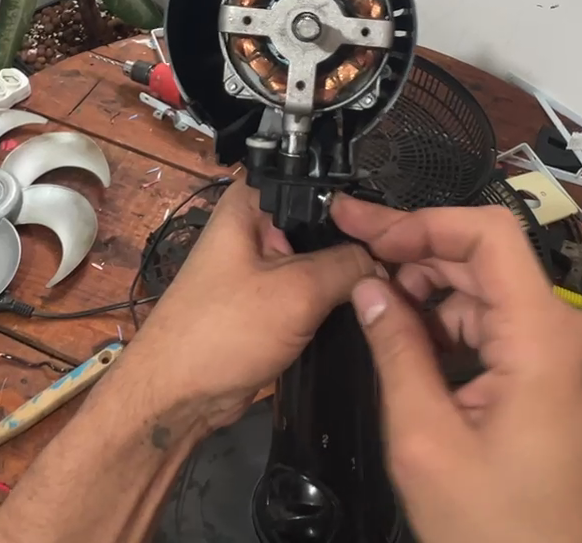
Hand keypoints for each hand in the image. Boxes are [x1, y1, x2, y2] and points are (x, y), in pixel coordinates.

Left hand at [120, 182, 374, 428]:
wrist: (178, 400)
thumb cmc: (224, 331)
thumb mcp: (297, 290)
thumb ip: (348, 265)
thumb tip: (387, 262)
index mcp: (251, 201)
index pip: (315, 180)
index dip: (357, 201)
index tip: (398, 225)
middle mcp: (256, 224)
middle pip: (322, 221)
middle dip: (358, 241)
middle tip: (404, 260)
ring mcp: (262, 264)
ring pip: (320, 258)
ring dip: (349, 273)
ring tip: (394, 283)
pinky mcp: (268, 300)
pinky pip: (311, 288)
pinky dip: (335, 298)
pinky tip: (367, 307)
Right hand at [330, 197, 581, 542]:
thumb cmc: (494, 531)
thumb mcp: (424, 439)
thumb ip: (395, 350)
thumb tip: (369, 286)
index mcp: (540, 337)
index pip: (486, 233)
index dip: (422, 222)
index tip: (369, 232)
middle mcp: (560, 331)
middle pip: (483, 254)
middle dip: (414, 245)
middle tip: (354, 240)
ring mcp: (559, 353)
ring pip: (485, 284)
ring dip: (427, 283)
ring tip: (374, 296)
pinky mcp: (550, 373)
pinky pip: (495, 320)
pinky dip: (447, 317)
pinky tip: (407, 332)